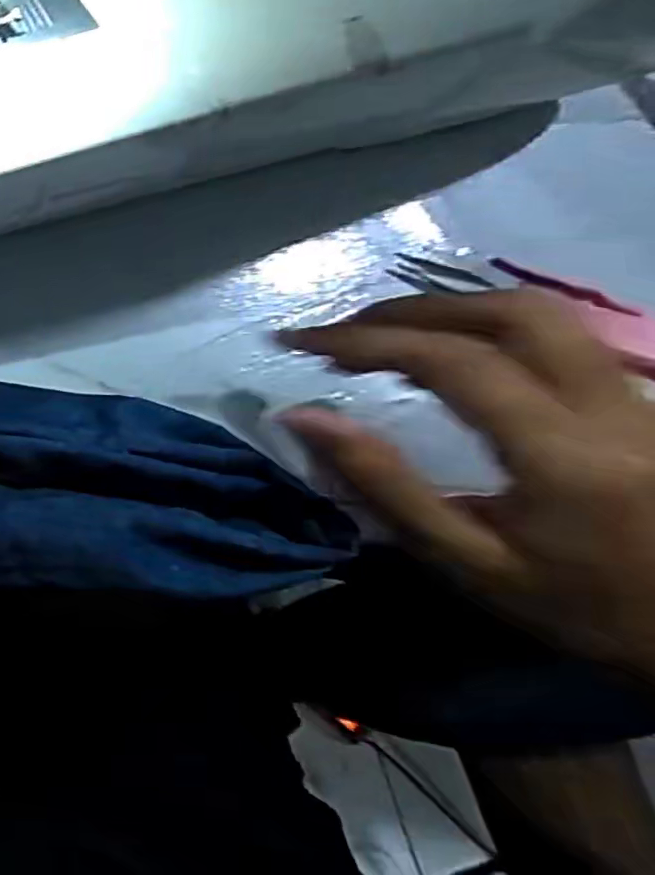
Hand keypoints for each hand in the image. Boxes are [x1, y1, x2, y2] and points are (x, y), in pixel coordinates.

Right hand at [278, 290, 654, 681]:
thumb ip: (381, 482)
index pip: (455, 361)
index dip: (366, 339)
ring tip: (382, 335)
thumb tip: (299, 416)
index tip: (297, 341)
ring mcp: (644, 403)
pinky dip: (483, 331)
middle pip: (515, 315)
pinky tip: (443, 351)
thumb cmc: (582, 607)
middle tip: (341, 329)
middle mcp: (618, 411)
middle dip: (412, 309)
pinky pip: (561, 341)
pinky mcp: (647, 407)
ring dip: (449, 312)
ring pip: (547, 318)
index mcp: (567, 454)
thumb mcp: (465, 559)